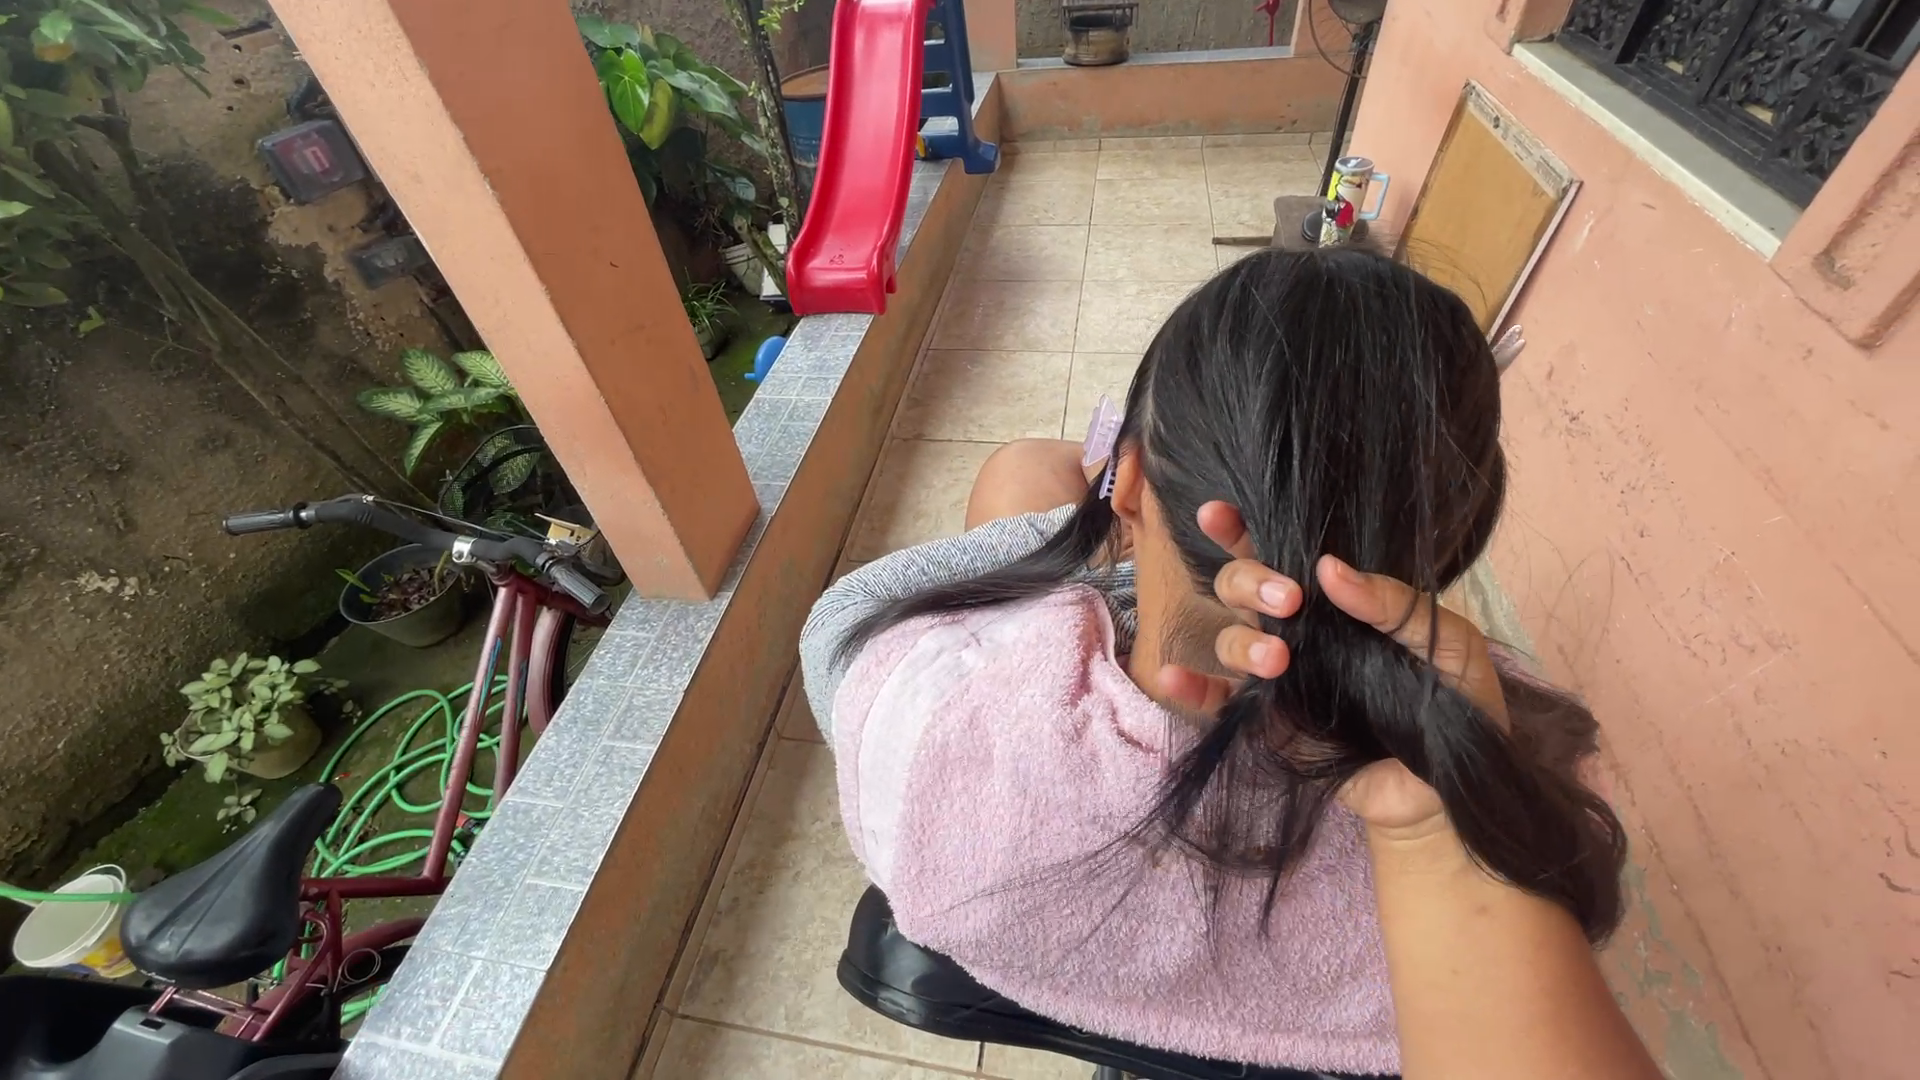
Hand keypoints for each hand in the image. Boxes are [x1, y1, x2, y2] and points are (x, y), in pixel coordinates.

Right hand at [1154, 502, 1509, 836]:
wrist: (1449, 785)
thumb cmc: (1455, 702)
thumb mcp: (1445, 642)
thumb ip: (1394, 604)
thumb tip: (1329, 568)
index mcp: (1329, 601)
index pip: (1276, 553)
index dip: (1240, 530)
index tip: (1219, 512)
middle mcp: (1292, 629)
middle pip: (1238, 588)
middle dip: (1250, 582)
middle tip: (1288, 599)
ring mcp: (1275, 676)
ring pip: (1228, 640)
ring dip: (1238, 642)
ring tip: (1278, 661)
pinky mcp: (1265, 721)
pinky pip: (1217, 701)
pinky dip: (1192, 688)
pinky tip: (1173, 677)